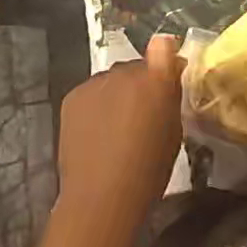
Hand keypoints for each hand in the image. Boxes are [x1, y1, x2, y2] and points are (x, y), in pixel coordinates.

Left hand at [25, 33, 184, 246]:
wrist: (100, 199)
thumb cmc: (148, 171)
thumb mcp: (173, 130)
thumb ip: (171, 95)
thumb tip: (170, 75)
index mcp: (157, 78)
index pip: (164, 47)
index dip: (165, 58)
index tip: (168, 73)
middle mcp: (126, 71)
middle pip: (136, 67)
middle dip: (139, 83)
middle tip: (140, 112)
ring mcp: (97, 82)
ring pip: (111, 80)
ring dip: (116, 94)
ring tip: (114, 125)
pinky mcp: (73, 96)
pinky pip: (90, 93)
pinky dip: (95, 105)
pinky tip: (94, 131)